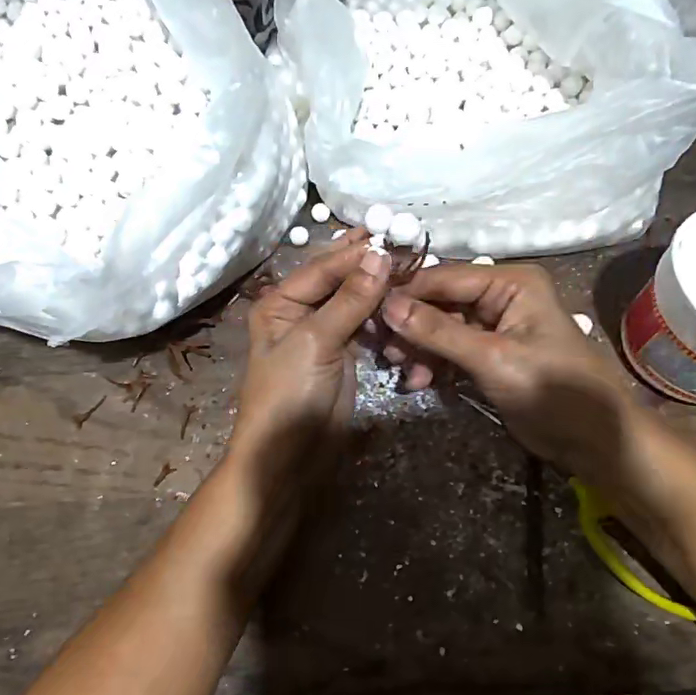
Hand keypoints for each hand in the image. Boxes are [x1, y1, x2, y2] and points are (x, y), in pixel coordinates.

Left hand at [230, 232, 390, 479]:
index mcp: (281, 303)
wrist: (288, 458)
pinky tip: (403, 304)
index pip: (324, 268)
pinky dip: (383, 318)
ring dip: (381, 290)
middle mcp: (300, 313)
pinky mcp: (342, 357)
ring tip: (414, 269)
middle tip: (408, 243)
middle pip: (339, 281)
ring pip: (356, 304)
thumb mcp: (315, 342)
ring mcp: (323, 336)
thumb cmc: (289, 395)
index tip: (396, 237)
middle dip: (370, 265)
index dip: (358, 253)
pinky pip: (365, 328)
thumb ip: (349, 299)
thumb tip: (380, 255)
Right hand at [379, 263, 635, 477]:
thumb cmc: (551, 388)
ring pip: (439, 329)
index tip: (370, 314)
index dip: (406, 294)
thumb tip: (387, 307)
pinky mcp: (488, 355)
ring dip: (419, 350)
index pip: (444, 277)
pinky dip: (433, 365)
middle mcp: (500, 296)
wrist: (591, 438)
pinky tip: (419, 383)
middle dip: (411, 327)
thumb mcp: (491, 358)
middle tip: (384, 350)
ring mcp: (493, 327)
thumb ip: (437, 332)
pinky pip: (449, 351)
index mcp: (510, 282)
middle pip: (439, 302)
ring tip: (402, 371)